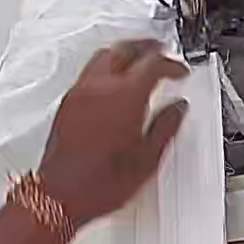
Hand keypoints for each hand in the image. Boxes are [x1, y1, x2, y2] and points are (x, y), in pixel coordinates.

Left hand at [37, 39, 188, 225]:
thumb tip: (178, 109)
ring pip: (104, 56)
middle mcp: (100, 87)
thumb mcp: (149, 158)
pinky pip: (89, 72)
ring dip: (124, 53)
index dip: (172, 64)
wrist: (63, 195)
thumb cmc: (101, 182)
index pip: (154, 64)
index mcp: (126, 96)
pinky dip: (107, 68)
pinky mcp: (68, 103)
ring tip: (139, 61)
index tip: (180, 71)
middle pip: (125, 49)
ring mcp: (80, 93)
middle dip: (146, 48)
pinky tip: (115, 82)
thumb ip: (167, 126)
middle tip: (160, 51)